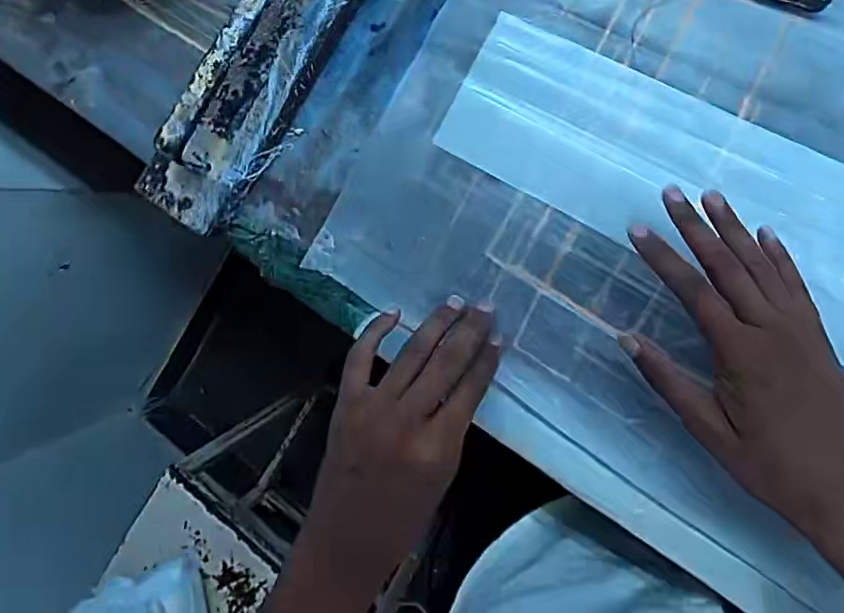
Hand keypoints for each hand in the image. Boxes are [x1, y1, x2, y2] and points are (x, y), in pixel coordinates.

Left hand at [264, 300, 501, 612]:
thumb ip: (454, 427)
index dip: (486, 359)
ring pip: (410, 353)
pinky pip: (360, 357)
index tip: (498, 335)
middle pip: (444, 363)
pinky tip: (394, 313)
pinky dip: (375, 330)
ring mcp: (372, 408)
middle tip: (484, 306)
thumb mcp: (443, 477)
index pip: (469, 389)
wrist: (344, 541)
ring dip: (435, 324)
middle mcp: (406, 422)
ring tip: (453, 303)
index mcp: (437, 448)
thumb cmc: (403, 518)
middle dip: (468, 331)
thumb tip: (467, 379)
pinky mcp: (346, 403)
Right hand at [621, 186, 843, 532]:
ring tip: (712, 196)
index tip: (639, 228)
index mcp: (740, 351)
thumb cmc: (771, 466)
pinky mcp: (817, 335)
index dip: (663, 257)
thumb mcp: (710, 432)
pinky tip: (767, 233)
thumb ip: (668, 381)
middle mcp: (770, 328)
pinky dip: (780, 255)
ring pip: (761, 265)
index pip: (693, 290)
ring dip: (734, 228)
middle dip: (695, 226)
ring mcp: (798, 328)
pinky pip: (795, 284)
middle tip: (672, 193)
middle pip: (727, 265)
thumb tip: (626, 338)